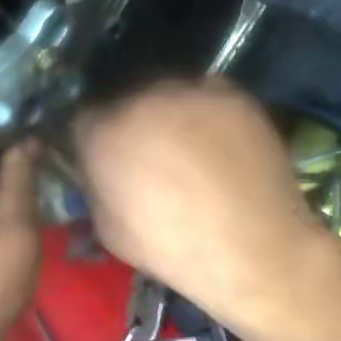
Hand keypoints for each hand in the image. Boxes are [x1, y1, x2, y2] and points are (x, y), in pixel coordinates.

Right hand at [75, 79, 324, 315]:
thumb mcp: (110, 231)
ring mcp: (193, 91)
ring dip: (174, 113)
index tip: (111, 159)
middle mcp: (143, 98)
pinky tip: (223, 142)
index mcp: (103, 132)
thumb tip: (103, 170)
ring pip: (172, 92)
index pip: (86, 120)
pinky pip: (211, 95)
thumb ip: (98, 186)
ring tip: (194, 148)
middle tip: (156, 154)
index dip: (97, 141)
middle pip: (129, 100)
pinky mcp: (234, 94)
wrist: (254, 246)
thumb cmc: (175, 249)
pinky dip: (211, 112)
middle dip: (136, 123)